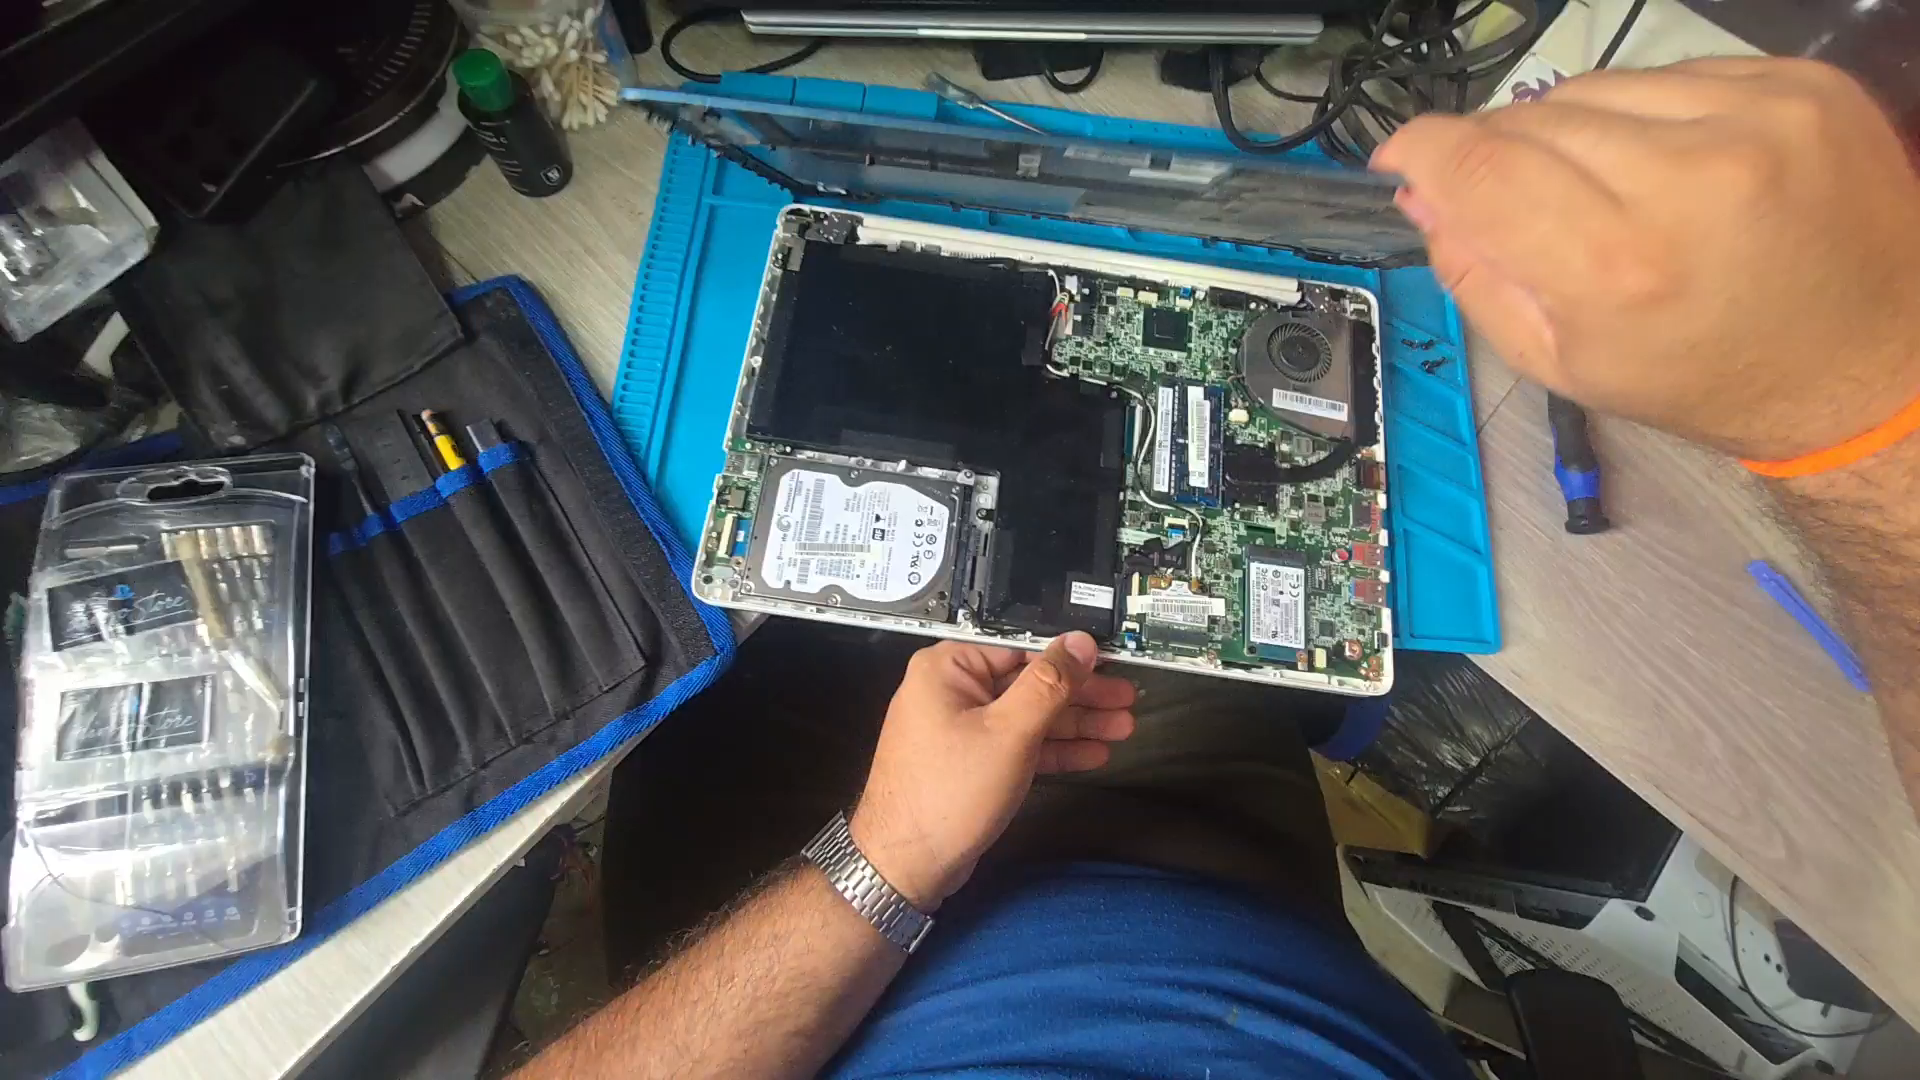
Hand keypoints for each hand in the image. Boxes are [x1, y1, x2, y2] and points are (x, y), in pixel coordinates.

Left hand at [848, 633, 1134, 910]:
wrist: (905, 866)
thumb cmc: (950, 791)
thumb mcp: (1009, 732)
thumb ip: (1049, 684)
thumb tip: (1080, 642)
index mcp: (949, 667)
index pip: (1020, 647)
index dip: (1069, 655)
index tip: (1110, 660)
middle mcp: (952, 689)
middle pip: (1028, 681)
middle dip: (1080, 694)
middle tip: (1127, 699)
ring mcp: (961, 726)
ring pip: (1028, 715)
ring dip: (1075, 723)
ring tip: (1123, 726)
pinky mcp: (971, 759)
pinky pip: (1018, 743)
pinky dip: (1053, 749)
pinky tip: (1093, 752)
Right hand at [1371, 57, 1919, 460]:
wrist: (1856, 354)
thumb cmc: (1681, 374)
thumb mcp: (1547, 358)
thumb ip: (1474, 276)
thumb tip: (1422, 199)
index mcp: (1611, 265)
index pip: (1485, 171)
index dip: (1422, 152)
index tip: (1393, 157)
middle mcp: (1685, 174)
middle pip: (1528, 123)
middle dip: (1480, 150)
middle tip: (1477, 191)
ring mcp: (1754, 116)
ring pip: (1587, 91)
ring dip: (1546, 132)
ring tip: (1562, 183)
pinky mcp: (1796, 84)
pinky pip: (1657, 79)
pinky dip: (1617, 116)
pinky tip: (1630, 161)